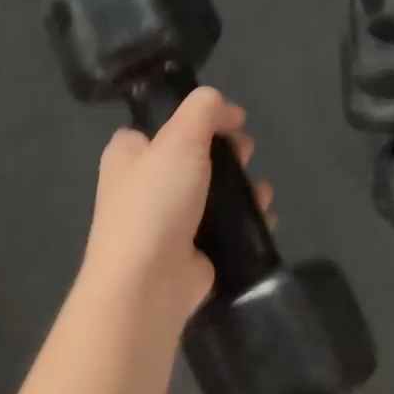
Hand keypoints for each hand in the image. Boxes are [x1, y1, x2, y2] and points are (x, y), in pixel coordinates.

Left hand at [79, 87, 273, 326]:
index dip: (197, 117)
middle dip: (229, 152)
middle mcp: (145, 185)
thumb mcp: (179, 138)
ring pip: (216, 189)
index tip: (227, 122)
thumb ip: (204, 109)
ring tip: (260, 192)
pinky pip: (227, 224)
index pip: (162, 124)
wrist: (148, 283)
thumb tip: (227, 109)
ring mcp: (169, 220)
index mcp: (129, 155)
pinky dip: (248, 219)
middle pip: (197, 154)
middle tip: (243, 155)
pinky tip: (263, 216)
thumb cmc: (156, 203)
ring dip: (244, 186)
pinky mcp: (193, 249)